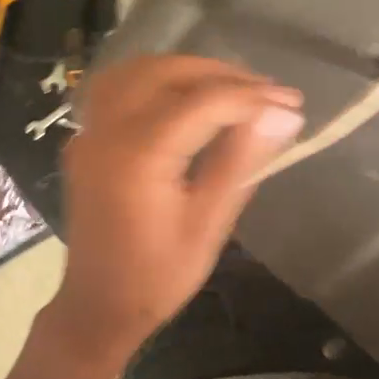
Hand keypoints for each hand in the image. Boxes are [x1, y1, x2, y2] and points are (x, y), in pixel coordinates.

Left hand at [47, 55, 303, 363]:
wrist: (97, 308)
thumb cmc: (158, 276)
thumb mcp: (210, 223)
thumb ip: (242, 161)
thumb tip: (284, 116)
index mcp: (139, 154)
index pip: (204, 101)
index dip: (253, 97)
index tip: (292, 104)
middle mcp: (108, 130)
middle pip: (168, 72)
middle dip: (222, 74)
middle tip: (266, 93)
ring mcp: (89, 131)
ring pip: (138, 70)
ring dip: (186, 70)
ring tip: (230, 88)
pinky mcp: (85, 139)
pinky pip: (116, 87)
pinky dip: (153, 79)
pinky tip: (181, 95)